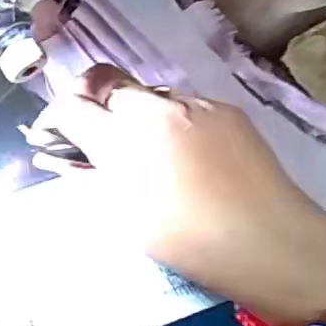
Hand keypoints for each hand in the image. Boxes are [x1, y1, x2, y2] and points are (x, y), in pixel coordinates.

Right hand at [29, 64, 325, 323]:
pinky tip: (186, 156)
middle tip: (97, 138)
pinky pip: (184, 106)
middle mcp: (154, 108)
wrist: (268, 241)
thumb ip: (91, 176)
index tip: (57, 135)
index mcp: (121, 139)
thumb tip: (65, 157)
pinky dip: (171, 123)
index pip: (71, 105)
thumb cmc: (184, 241)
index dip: (57, 117)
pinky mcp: (226, 108)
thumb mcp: (123, 215)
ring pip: (147, 95)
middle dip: (93, 104)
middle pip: (107, 83)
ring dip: (133, 114)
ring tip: (148, 154)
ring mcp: (194, 103)